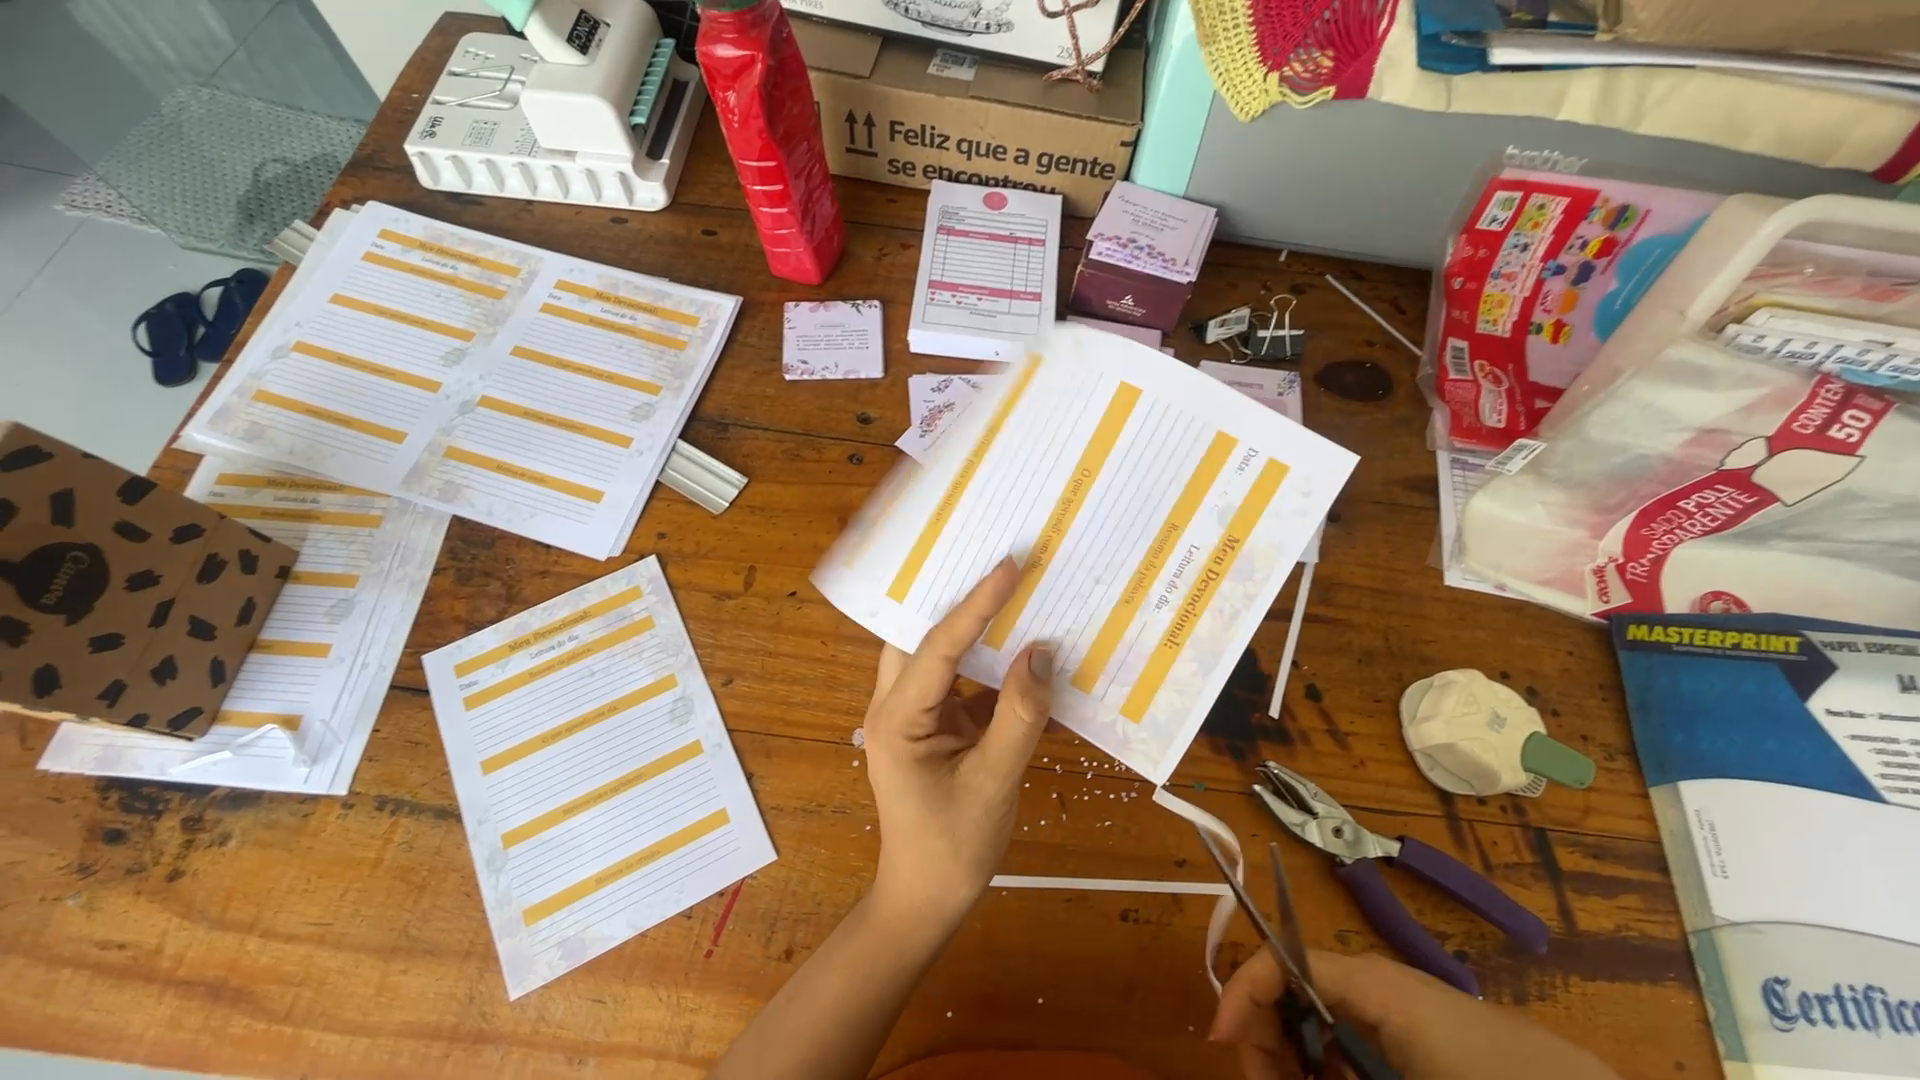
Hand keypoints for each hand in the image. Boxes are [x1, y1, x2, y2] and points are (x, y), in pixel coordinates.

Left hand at [863, 558, 1052, 926]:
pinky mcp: (937, 728)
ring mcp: (917, 716)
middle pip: (923, 637)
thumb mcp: (994, 781)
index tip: (1010, 566)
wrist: (928, 900)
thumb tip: (1042, 654)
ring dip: (976, 632)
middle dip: (958, 600)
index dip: (976, 605)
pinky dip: (991, 670)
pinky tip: (1026, 656)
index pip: (938, 646)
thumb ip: (1019, 715)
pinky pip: (962, 686)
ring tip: (1014, 594)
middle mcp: (898, 706)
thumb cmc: (953, 848)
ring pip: (942, 657)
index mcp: (898, 718)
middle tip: (996, 562)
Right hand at [1211, 949, 1620, 1079]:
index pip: (1277, 962)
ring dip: (1296, 1057)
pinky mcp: (1415, 1033)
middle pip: (1289, 991)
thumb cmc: (1483, 1078)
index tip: (1220, 1045)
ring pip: (1316, 1018)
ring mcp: (1397, 1006)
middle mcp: (1374, 982)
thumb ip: (1324, 1076)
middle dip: (1267, 1039)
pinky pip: (1350, 1038)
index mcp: (1367, 982)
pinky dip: (1329, 1064)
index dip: (1239, 997)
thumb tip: (1266, 1075)